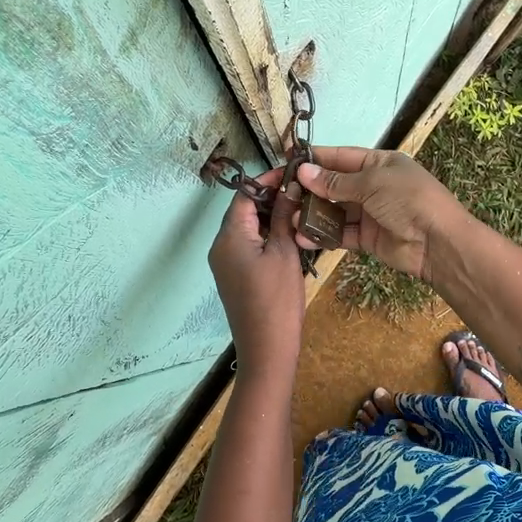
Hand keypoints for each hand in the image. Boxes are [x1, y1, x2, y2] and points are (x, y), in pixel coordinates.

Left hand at [207, 167, 304, 374]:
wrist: (267, 349)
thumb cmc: (277, 299)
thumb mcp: (285, 252)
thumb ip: (285, 216)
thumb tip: (290, 187)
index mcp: (229, 236)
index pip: (244, 194)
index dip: (267, 180)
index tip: (292, 172)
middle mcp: (220, 246)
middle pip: (243, 210)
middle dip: (270, 198)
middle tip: (301, 191)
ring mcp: (225, 263)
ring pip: (247, 228)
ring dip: (271, 217)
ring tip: (301, 210)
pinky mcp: (234, 276)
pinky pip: (248, 245)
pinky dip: (267, 236)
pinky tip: (291, 235)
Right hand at [293, 147, 473, 281]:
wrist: (439, 242)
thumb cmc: (409, 200)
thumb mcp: (373, 183)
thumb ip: (336, 181)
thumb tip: (304, 171)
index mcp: (378, 163)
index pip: (338, 157)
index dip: (312, 158)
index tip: (284, 160)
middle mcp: (372, 185)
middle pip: (332, 184)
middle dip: (306, 189)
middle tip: (279, 194)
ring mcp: (370, 213)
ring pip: (333, 210)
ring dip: (311, 213)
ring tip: (288, 217)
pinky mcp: (367, 238)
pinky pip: (340, 234)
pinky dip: (321, 235)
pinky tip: (301, 237)